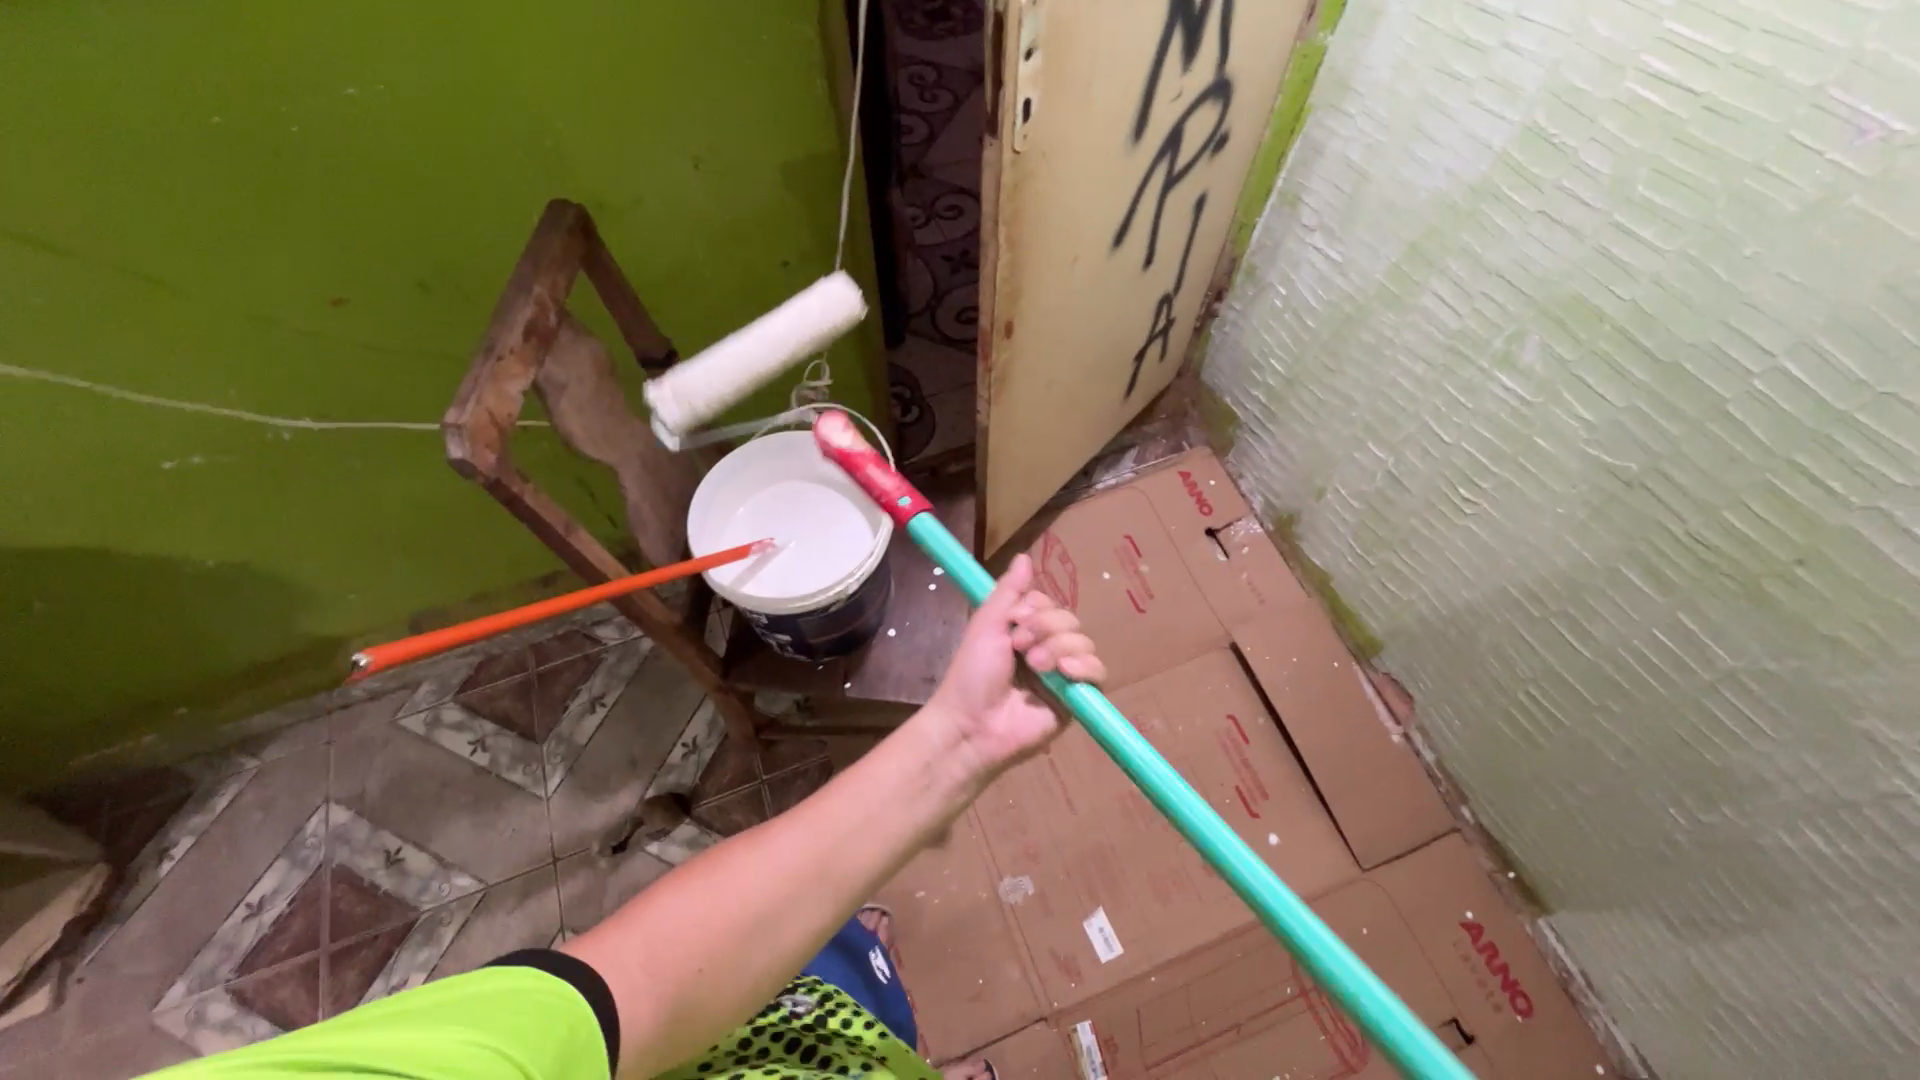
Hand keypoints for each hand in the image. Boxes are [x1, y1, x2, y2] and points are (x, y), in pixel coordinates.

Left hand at [925, 553, 1106, 778]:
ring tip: (1035, 666)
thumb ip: (1008, 591)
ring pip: (1084, 642)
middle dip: (1047, 627)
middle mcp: (1047, 650)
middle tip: (1020, 646)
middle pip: (1070, 620)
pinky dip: (1084, 666)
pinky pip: (1098, 673)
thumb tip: (1024, 556)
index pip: (1050, 604)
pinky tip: (1064, 671)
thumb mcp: (987, 624)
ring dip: (1059, 647)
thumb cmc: (972, 675)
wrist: (973, 722)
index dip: (1037, 608)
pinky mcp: (1077, 700)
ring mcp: (1064, 676)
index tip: (1015, 620)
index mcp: (1025, 633)